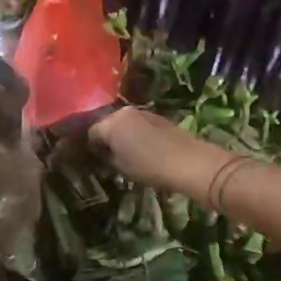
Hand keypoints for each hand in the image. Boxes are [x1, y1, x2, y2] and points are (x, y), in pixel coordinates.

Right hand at [90, 107, 230, 194]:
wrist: (189, 162)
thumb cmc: (149, 167)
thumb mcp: (121, 167)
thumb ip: (107, 157)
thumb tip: (102, 154)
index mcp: (110, 124)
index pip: (91, 133)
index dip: (90, 146)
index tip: (94, 159)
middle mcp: (124, 113)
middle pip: (107, 123)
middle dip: (106, 138)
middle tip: (108, 155)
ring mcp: (142, 112)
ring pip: (123, 122)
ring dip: (122, 134)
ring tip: (126, 152)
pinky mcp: (157, 117)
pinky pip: (138, 123)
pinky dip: (135, 133)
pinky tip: (142, 147)